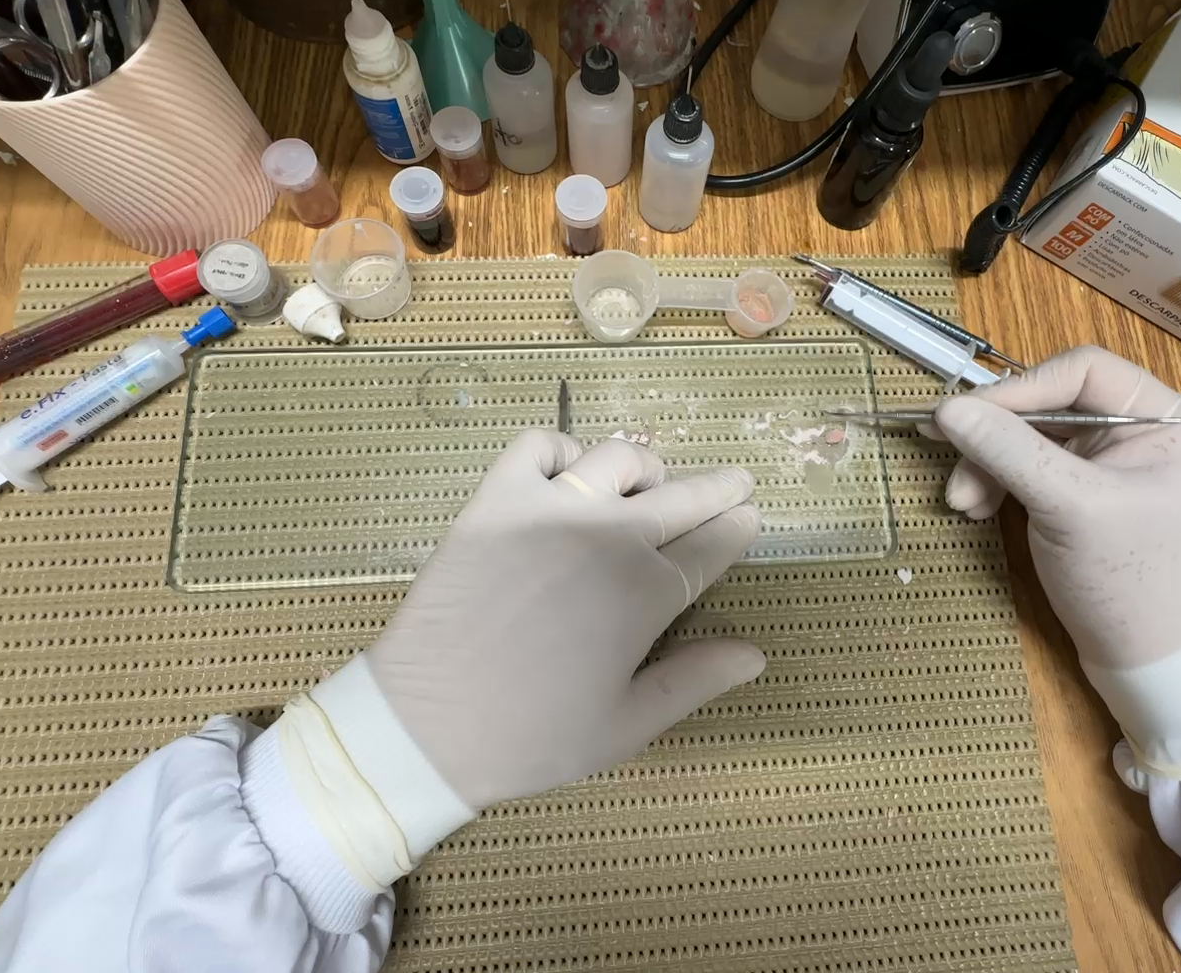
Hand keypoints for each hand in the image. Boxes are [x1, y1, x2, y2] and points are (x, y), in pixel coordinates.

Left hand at [367, 431, 764, 808]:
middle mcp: (608, 535)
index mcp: (646, 593)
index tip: (750, 515)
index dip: (737, 527)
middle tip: (736, 481)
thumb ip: (695, 680)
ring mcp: (549, 508)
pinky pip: (538, 446)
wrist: (424, 725)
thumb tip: (756, 654)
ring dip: (648, 468)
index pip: (713, 546)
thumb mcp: (626, 725)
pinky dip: (562, 449)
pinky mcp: (496, 498)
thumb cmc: (531, 735)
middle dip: (719, 487)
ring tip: (651, 483)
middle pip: (681, 496)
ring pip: (619, 458)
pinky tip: (571, 473)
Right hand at [925, 347, 1180, 668]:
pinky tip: (977, 507)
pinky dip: (993, 480)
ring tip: (963, 501)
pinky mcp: (1076, 486)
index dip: (1019, 389)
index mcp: (1167, 419)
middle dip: (995, 435)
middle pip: (1047, 402)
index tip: (963, 416)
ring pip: (1026, 433)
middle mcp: (1138, 428)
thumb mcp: (1068, 507)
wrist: (1140, 656)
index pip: (1082, 371)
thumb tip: (945, 409)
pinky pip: (1022, 462)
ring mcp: (1105, 459)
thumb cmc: (1126, 579)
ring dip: (985, 462)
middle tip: (948, 455)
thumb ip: (1008, 451)